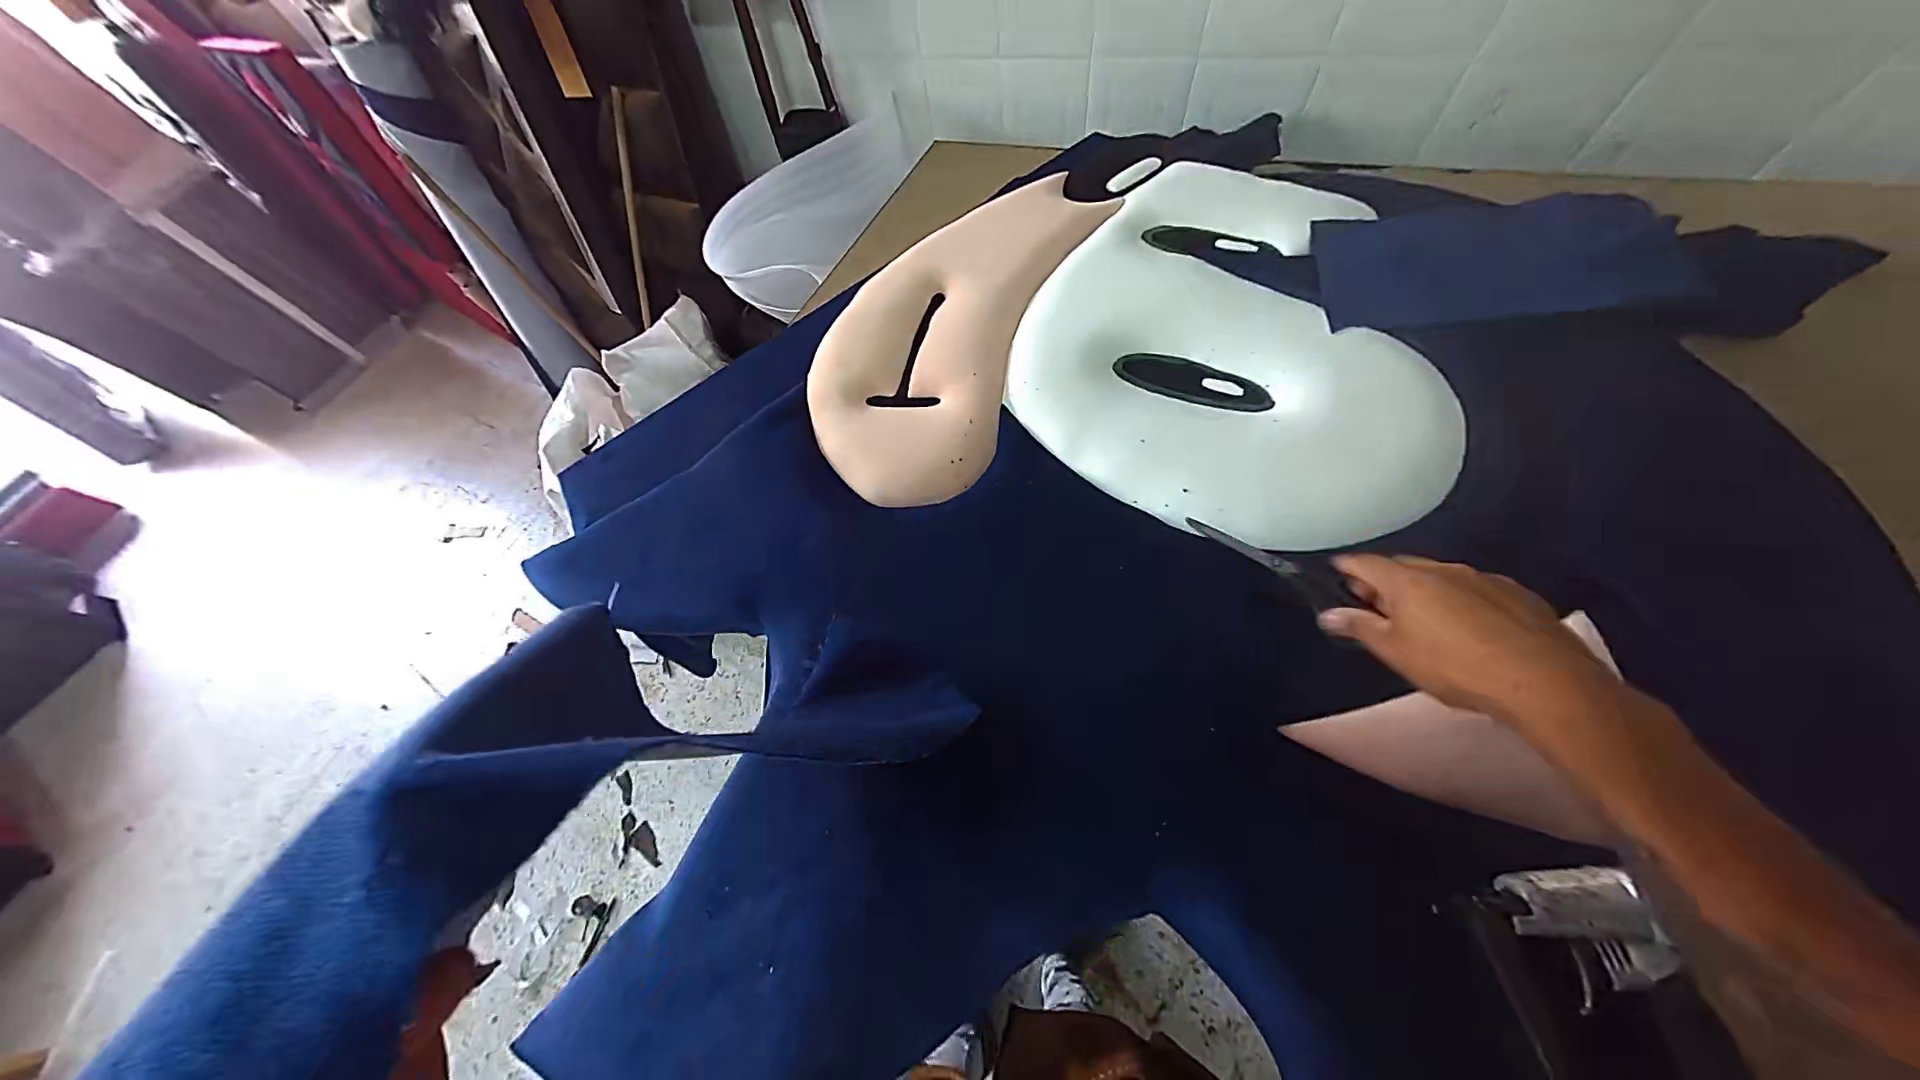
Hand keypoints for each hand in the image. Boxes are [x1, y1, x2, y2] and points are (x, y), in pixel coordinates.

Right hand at [1318, 555, 1620, 728]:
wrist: (1545, 682)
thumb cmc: (1455, 666)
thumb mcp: (1395, 652)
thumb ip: (1360, 627)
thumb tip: (1330, 614)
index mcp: (1407, 580)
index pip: (1364, 563)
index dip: (1346, 566)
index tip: (1337, 571)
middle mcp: (1444, 570)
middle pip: (1402, 566)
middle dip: (1384, 580)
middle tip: (1375, 604)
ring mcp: (1484, 579)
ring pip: (1440, 576)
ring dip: (1424, 590)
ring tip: (1421, 619)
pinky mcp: (1518, 594)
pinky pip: (1475, 589)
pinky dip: (1460, 600)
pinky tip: (1467, 628)